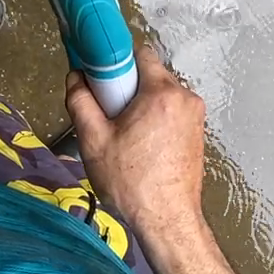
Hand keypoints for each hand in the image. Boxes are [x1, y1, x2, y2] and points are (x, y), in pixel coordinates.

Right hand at [64, 47, 209, 253]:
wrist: (167, 221)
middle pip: (149, 74)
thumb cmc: (133, 185)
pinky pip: (170, 113)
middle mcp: (186, 99)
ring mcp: (195, 117)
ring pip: (160, 95)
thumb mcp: (93, 140)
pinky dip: (154, 121)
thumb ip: (80, 101)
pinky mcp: (197, 134)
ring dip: (140, 106)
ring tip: (123, 137)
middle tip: (109, 117)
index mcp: (162, 93)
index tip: (99, 81)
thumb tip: (76, 78)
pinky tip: (139, 147)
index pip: (138, 53)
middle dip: (126, 88)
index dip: (114, 63)